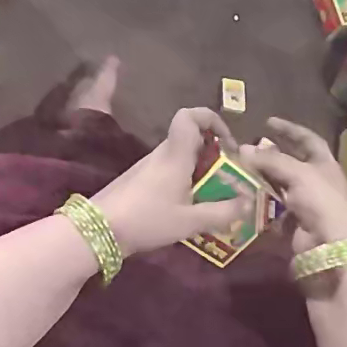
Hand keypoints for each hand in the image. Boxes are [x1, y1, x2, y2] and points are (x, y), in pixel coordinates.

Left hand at [91, 107, 251, 256]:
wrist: (98, 230)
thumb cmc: (147, 219)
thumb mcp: (190, 221)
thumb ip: (222, 212)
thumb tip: (248, 203)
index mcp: (175, 154)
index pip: (190, 115)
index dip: (212, 119)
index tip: (228, 143)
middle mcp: (162, 154)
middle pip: (191, 138)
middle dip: (214, 153)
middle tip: (229, 178)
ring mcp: (148, 166)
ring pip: (181, 156)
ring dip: (200, 169)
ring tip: (214, 196)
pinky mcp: (139, 180)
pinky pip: (170, 171)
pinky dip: (185, 181)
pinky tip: (189, 205)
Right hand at [237, 117, 346, 254]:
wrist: (327, 246)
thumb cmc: (320, 202)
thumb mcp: (298, 173)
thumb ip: (271, 160)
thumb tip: (243, 149)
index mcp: (325, 164)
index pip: (307, 139)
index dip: (289, 129)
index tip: (268, 122)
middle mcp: (316, 180)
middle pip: (291, 161)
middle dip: (270, 154)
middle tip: (248, 148)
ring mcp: (304, 201)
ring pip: (279, 184)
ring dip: (261, 177)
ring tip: (241, 169)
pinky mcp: (292, 220)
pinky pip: (273, 205)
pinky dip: (260, 199)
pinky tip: (244, 193)